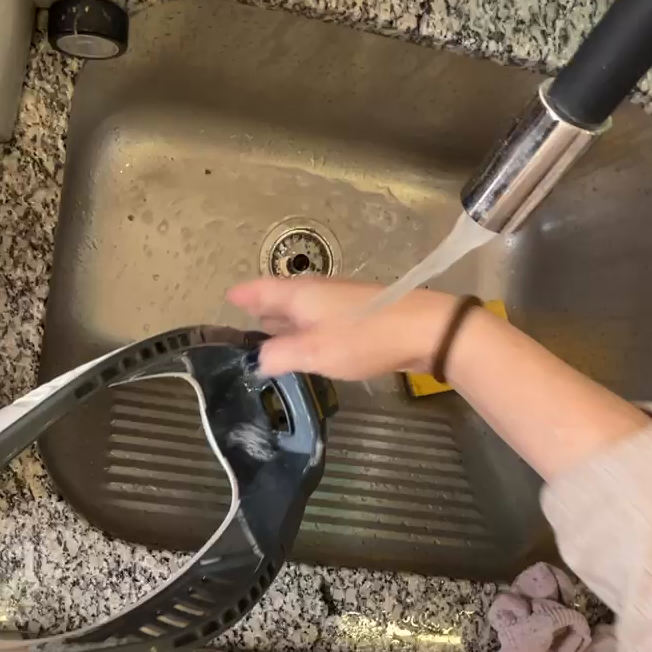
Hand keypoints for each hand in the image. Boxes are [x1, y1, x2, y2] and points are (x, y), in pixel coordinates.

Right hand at [226, 277, 466, 378]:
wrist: (425, 331)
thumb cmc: (364, 337)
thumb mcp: (313, 351)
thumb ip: (278, 356)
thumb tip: (256, 360)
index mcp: (298, 295)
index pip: (260, 290)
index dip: (242, 295)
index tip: (226, 300)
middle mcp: (314, 293)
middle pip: (278, 298)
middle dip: (259, 309)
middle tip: (239, 324)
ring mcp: (336, 303)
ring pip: (299, 310)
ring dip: (281, 322)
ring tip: (265, 337)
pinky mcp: (355, 317)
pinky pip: (317, 320)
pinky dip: (302, 330)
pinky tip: (303, 345)